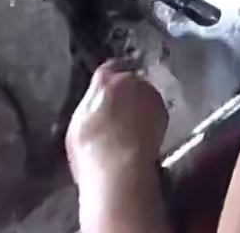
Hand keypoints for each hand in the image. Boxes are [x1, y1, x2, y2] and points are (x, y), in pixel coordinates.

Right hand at [66, 61, 167, 186]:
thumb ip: (89, 105)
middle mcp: (128, 80)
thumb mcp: (77, 125)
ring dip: (139, 104)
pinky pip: (154, 109)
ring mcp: (148, 93)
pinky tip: (143, 136)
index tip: (109, 91)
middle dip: (125, 93)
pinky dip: (150, 118)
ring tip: (132, 129)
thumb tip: (97, 103)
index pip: (108, 69)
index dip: (109, 81)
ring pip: (143, 93)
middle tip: (120, 115)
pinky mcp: (162, 109)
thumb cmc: (90, 152)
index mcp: (104, 81)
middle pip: (127, 80)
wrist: (120, 170)